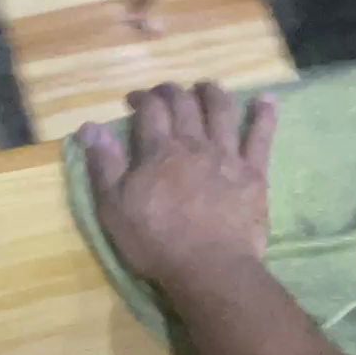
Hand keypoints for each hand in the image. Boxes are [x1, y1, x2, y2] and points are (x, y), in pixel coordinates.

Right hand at [76, 80, 277, 295]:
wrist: (209, 267)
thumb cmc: (155, 242)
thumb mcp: (114, 208)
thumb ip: (103, 165)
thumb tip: (89, 126)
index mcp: (158, 151)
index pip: (150, 110)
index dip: (142, 98)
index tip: (134, 100)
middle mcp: (193, 144)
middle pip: (185, 104)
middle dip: (173, 91)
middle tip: (165, 92)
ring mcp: (227, 156)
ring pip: (221, 111)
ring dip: (212, 93)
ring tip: (205, 86)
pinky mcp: (253, 174)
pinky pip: (261, 137)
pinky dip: (264, 115)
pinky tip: (266, 100)